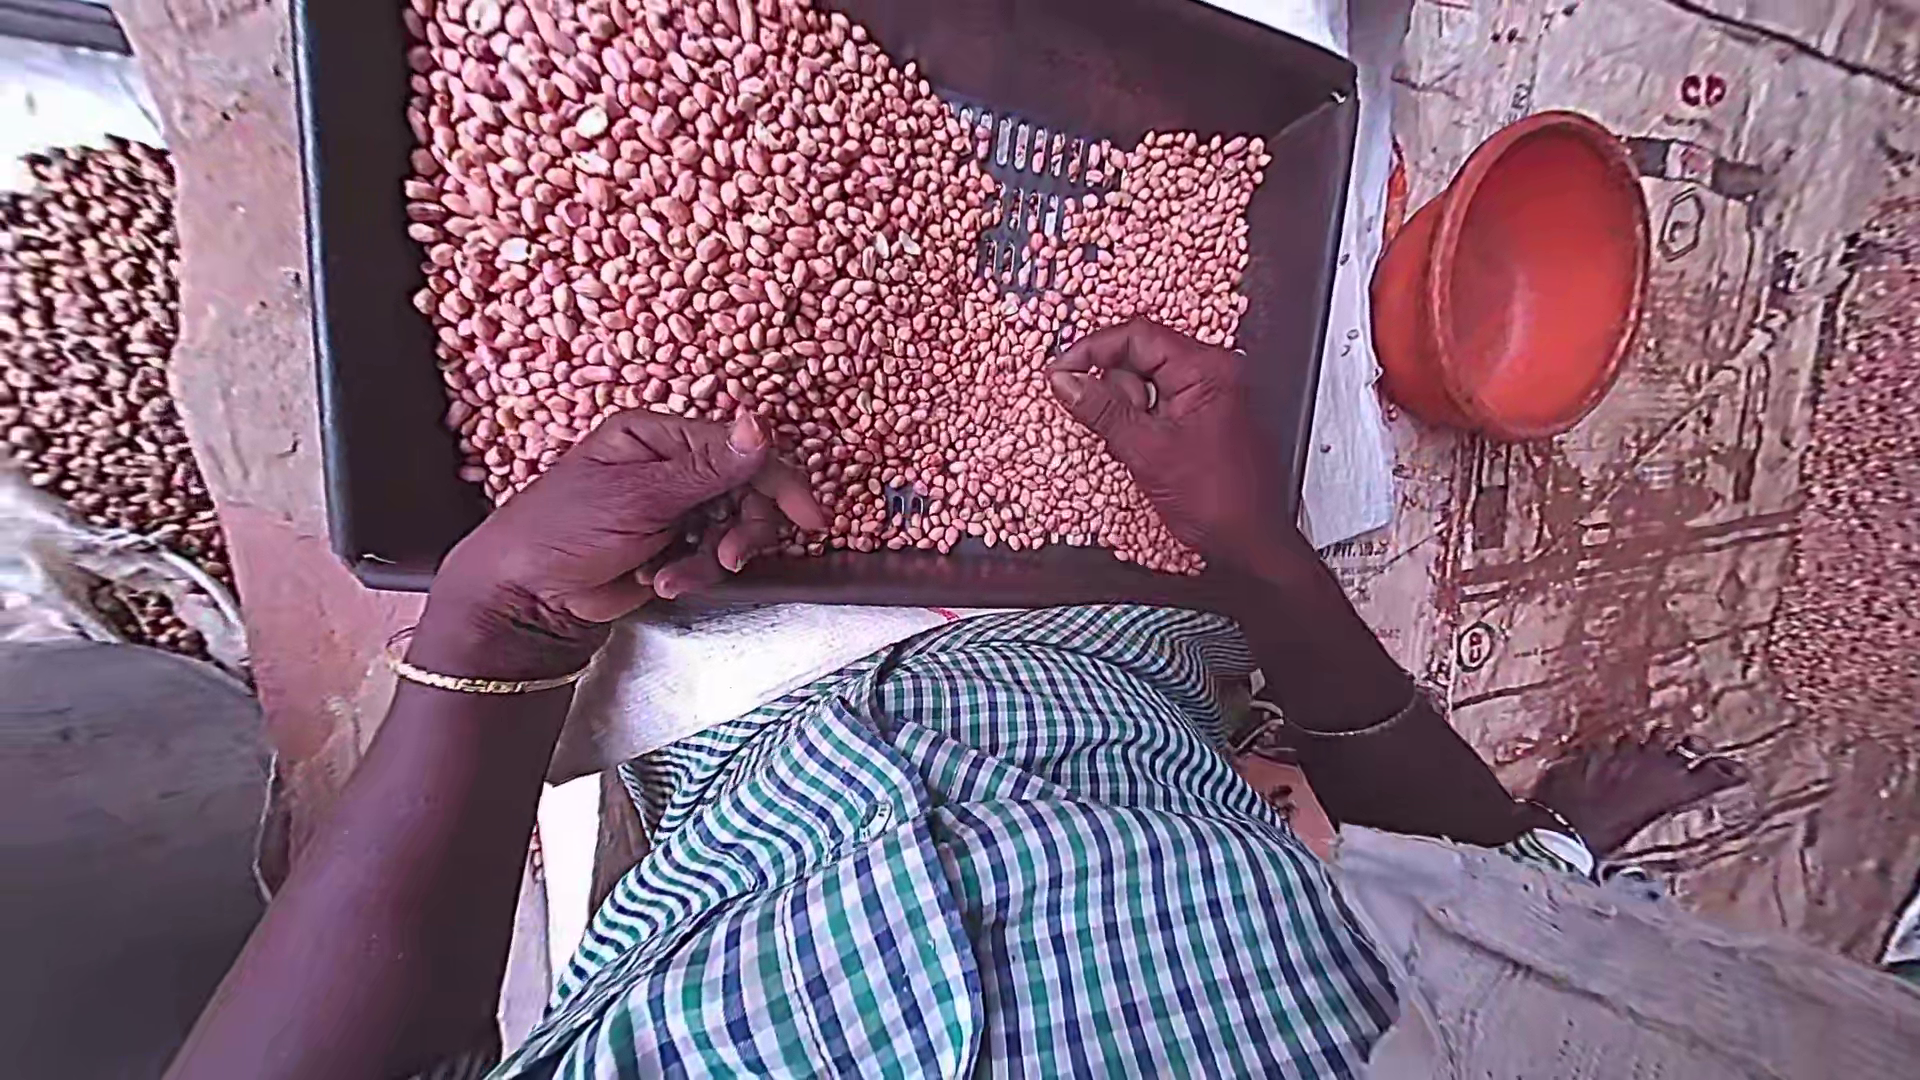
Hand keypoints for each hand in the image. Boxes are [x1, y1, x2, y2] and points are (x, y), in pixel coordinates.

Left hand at [414, 408, 826, 677]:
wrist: (526, 597)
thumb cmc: (564, 530)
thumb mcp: (639, 496)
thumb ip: (708, 467)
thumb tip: (760, 427)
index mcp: (661, 439)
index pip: (740, 450)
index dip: (780, 481)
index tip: (810, 517)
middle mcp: (677, 468)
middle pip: (749, 492)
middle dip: (745, 529)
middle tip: (732, 556)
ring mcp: (681, 507)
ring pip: (736, 529)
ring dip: (715, 558)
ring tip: (676, 576)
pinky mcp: (681, 543)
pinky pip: (716, 556)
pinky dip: (697, 572)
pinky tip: (663, 581)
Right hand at [1047, 319, 1298, 570]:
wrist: (1247, 540)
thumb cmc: (1217, 499)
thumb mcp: (1146, 451)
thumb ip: (1101, 410)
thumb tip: (1064, 381)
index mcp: (1205, 368)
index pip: (1136, 336)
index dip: (1091, 350)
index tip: (1060, 373)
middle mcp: (1208, 373)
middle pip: (1136, 359)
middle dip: (1114, 394)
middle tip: (1117, 430)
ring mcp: (1202, 395)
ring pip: (1140, 386)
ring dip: (1125, 415)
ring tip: (1138, 450)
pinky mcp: (1194, 417)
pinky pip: (1151, 408)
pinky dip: (1136, 427)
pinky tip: (1144, 453)